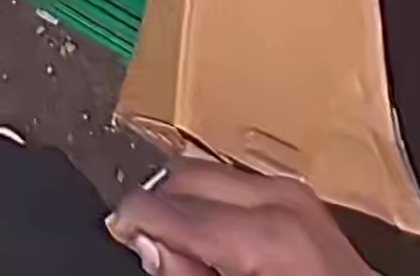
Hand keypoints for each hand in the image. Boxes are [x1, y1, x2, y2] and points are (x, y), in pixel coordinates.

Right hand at [106, 162, 373, 275]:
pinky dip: (208, 202)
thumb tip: (150, 243)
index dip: (138, 215)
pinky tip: (209, 236)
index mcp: (274, 239)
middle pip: (188, 179)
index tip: (119, 228)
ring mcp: (296, 195)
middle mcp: (284, 202)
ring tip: (181, 245)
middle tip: (149, 247)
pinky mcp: (300, 199)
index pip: (180, 208)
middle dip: (160, 206)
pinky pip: (231, 182)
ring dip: (183, 202)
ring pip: (205, 172)